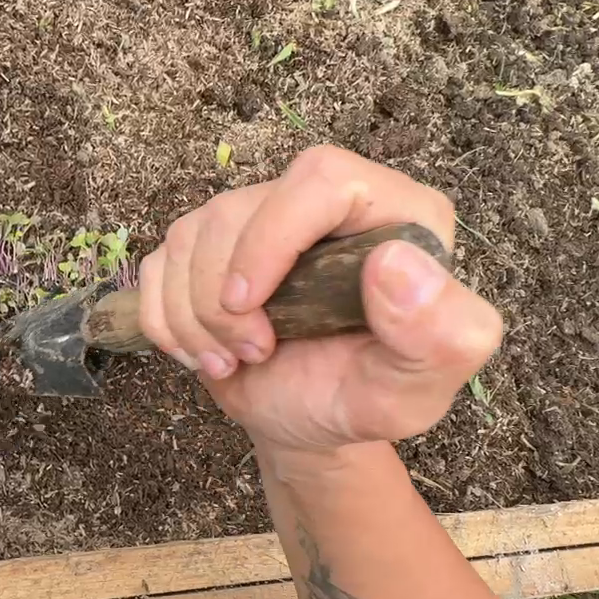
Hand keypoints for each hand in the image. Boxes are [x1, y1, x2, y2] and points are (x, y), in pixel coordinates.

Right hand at [139, 146, 501, 451]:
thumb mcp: (414, 391)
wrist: (303, 418)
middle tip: (252, 354)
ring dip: (191, 317)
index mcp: (390, 216)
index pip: (320, 179)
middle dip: (221, 300)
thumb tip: (397, 263)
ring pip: (187, 239)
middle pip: (233, 212)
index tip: (249, 304)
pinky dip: (163, 321)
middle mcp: (316, 205)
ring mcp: (251, 223)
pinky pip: (156, 267)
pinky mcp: (203, 250)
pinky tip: (200, 351)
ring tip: (229, 360)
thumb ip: (442, 334)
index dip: (271, 237)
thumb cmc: (359, 400)